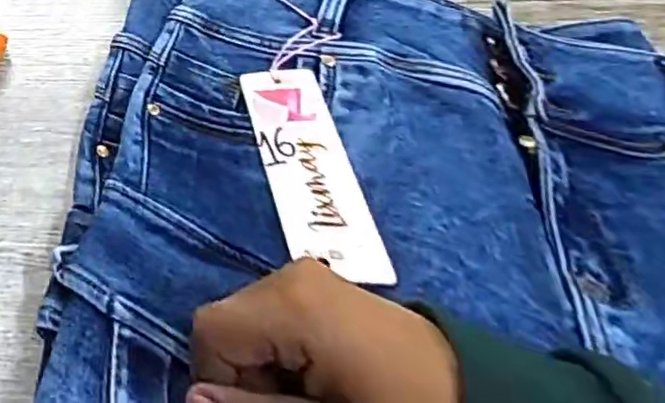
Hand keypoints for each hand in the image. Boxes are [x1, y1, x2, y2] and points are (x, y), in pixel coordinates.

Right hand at [190, 258, 459, 402]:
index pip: (211, 329)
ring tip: (313, 396)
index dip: (219, 381)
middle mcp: (290, 274)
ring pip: (249, 325)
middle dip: (245, 375)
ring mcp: (307, 278)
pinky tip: (320, 382)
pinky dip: (282, 356)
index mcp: (289, 297)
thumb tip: (192, 401)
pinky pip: (275, 321)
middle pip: (229, 324)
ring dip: (264, 369)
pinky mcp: (321, 291)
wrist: (472, 395)